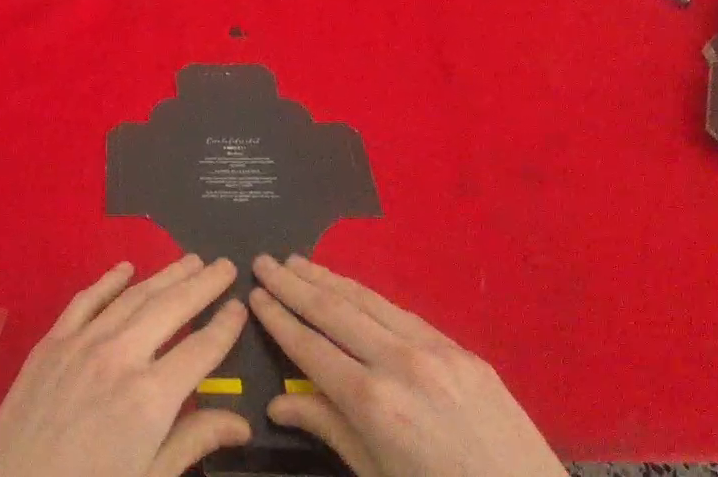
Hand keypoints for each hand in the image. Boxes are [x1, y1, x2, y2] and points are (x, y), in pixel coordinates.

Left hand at [0, 256, 251, 476]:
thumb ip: (193, 442)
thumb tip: (242, 423)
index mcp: (151, 397)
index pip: (201, 349)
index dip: (225, 326)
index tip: (241, 304)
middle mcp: (121, 356)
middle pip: (171, 309)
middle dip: (202, 285)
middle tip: (224, 264)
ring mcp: (82, 343)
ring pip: (133, 297)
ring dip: (165, 275)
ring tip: (190, 260)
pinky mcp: (52, 341)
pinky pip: (85, 300)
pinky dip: (108, 281)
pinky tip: (126, 267)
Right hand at [249, 255, 563, 476]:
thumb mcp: (378, 476)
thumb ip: (330, 429)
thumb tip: (278, 403)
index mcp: (373, 403)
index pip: (310, 347)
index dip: (279, 319)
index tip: (254, 295)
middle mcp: (400, 364)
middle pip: (334, 312)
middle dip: (293, 285)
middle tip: (263, 261)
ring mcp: (435, 351)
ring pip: (367, 301)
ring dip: (327, 278)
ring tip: (296, 262)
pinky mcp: (462, 350)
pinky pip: (403, 314)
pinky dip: (368, 296)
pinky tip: (350, 288)